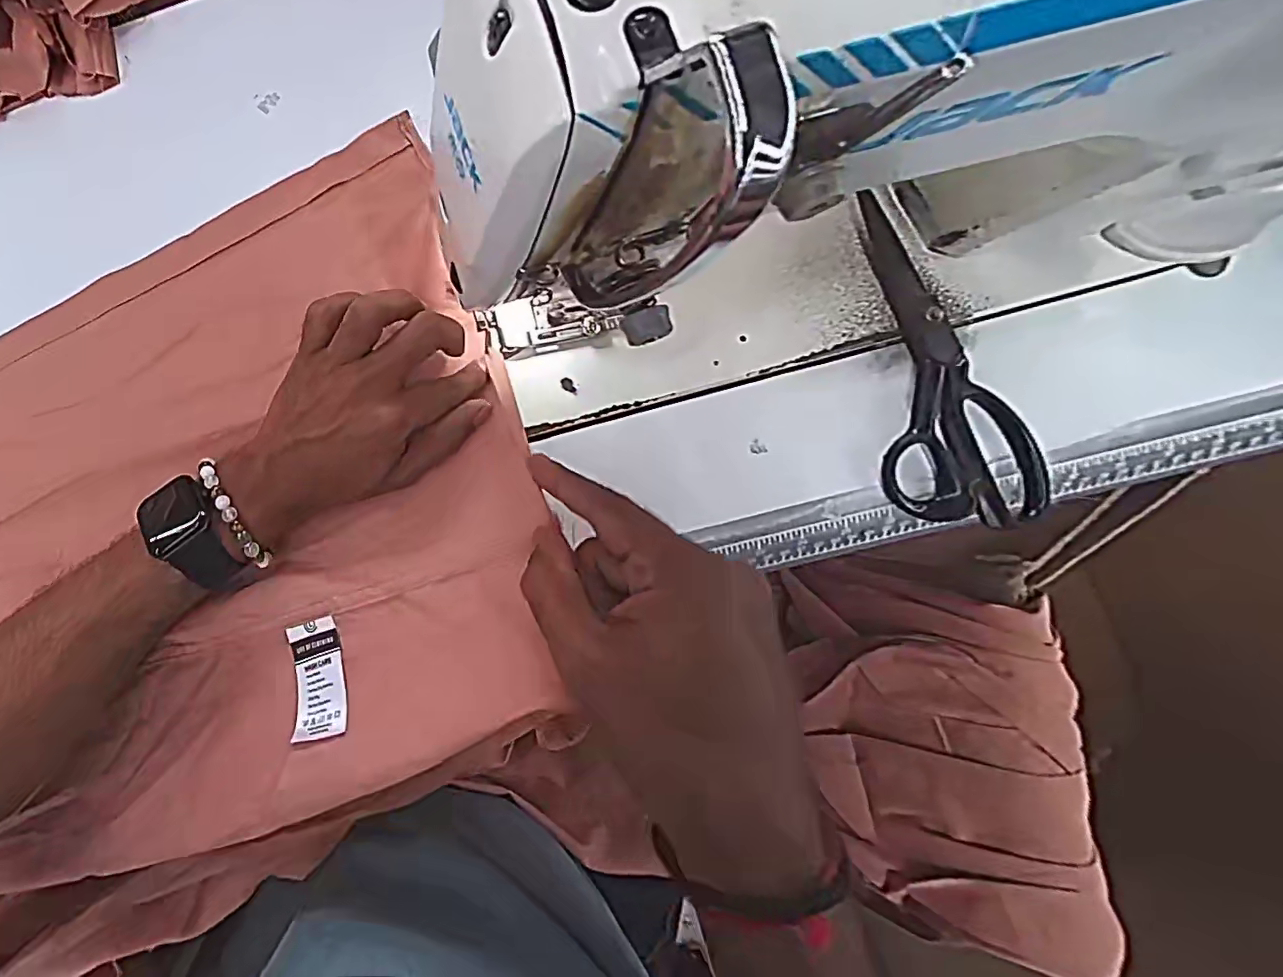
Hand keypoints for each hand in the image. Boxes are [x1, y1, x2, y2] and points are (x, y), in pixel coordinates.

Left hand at [222, 291, 492, 548]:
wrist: (280, 477)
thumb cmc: (337, 478)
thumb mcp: (399, 474)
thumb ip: (443, 441)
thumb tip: (477, 410)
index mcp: (392, 416)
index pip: (448, 386)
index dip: (470, 378)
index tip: (474, 374)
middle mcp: (367, 382)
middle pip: (421, 332)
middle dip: (449, 331)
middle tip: (449, 344)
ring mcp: (334, 364)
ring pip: (372, 310)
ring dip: (401, 304)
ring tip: (412, 315)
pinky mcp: (308, 356)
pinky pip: (323, 312)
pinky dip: (344, 303)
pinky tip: (361, 313)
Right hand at [522, 454, 830, 898]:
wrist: (747, 820)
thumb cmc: (661, 738)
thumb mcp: (585, 659)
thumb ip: (551, 588)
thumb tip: (543, 540)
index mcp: (685, 571)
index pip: (613, 512)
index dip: (567, 486)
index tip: (534, 462)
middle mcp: (723, 571)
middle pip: (626, 551)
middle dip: (596, 585)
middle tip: (592, 644)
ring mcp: (742, 598)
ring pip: (647, 576)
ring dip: (619, 608)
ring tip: (625, 667)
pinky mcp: (748, 624)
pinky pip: (674, 597)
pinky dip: (645, 618)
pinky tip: (649, 668)